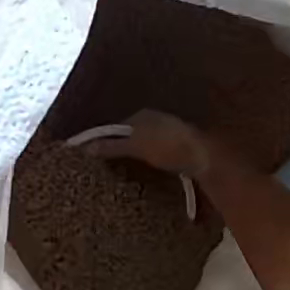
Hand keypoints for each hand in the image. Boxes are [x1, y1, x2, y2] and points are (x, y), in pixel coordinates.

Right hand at [78, 109, 217, 177]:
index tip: (97, 157)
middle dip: (122, 149)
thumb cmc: (166, 147)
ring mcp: (168, 134)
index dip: (107, 140)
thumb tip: (87, 147)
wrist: (202, 157)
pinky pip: (157, 154)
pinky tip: (147, 175)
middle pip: (131, 136)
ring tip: (126, 174)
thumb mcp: (135, 147)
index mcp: (143, 115)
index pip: (117, 127)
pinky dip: (149, 163)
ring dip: (136, 158)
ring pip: (145, 146)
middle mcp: (155, 120)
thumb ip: (112, 146)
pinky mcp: (178, 148)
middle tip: (109, 168)